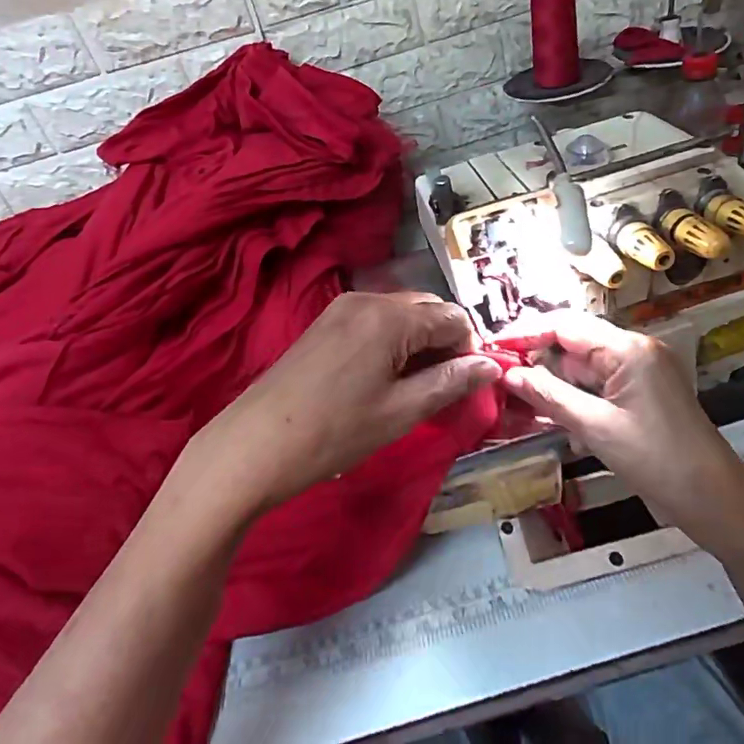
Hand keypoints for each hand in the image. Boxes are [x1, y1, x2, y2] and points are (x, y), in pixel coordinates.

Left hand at [184, 292, 500, 515]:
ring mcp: (342, 308)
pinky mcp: (325, 322)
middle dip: (445, 341)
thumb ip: (450, 382)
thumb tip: (490, 365)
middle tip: (445, 386)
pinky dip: (393, 340)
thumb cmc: (334, 432)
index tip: (469, 383)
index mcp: (391, 316)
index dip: (470, 348)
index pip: (452, 317)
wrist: (252, 445)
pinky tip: (385, 375)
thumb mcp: (401, 412)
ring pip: (401, 313)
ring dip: (419, 340)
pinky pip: (375, 320)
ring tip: (416, 385)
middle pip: (427, 308)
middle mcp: (368, 299)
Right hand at [498, 312, 743, 549]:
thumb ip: (550, 397)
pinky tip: (553, 417)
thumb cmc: (659, 461)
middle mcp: (636, 351)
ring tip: (516, 398)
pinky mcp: (644, 395)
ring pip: (586, 369)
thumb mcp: (597, 428)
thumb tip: (510, 375)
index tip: (494, 344)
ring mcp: (642, 373)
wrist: (716, 502)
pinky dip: (577, 400)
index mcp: (629, 349)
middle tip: (499, 375)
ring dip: (555, 384)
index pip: (567, 326)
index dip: (527, 332)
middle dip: (538, 359)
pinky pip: (601, 388)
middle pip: (575, 345)